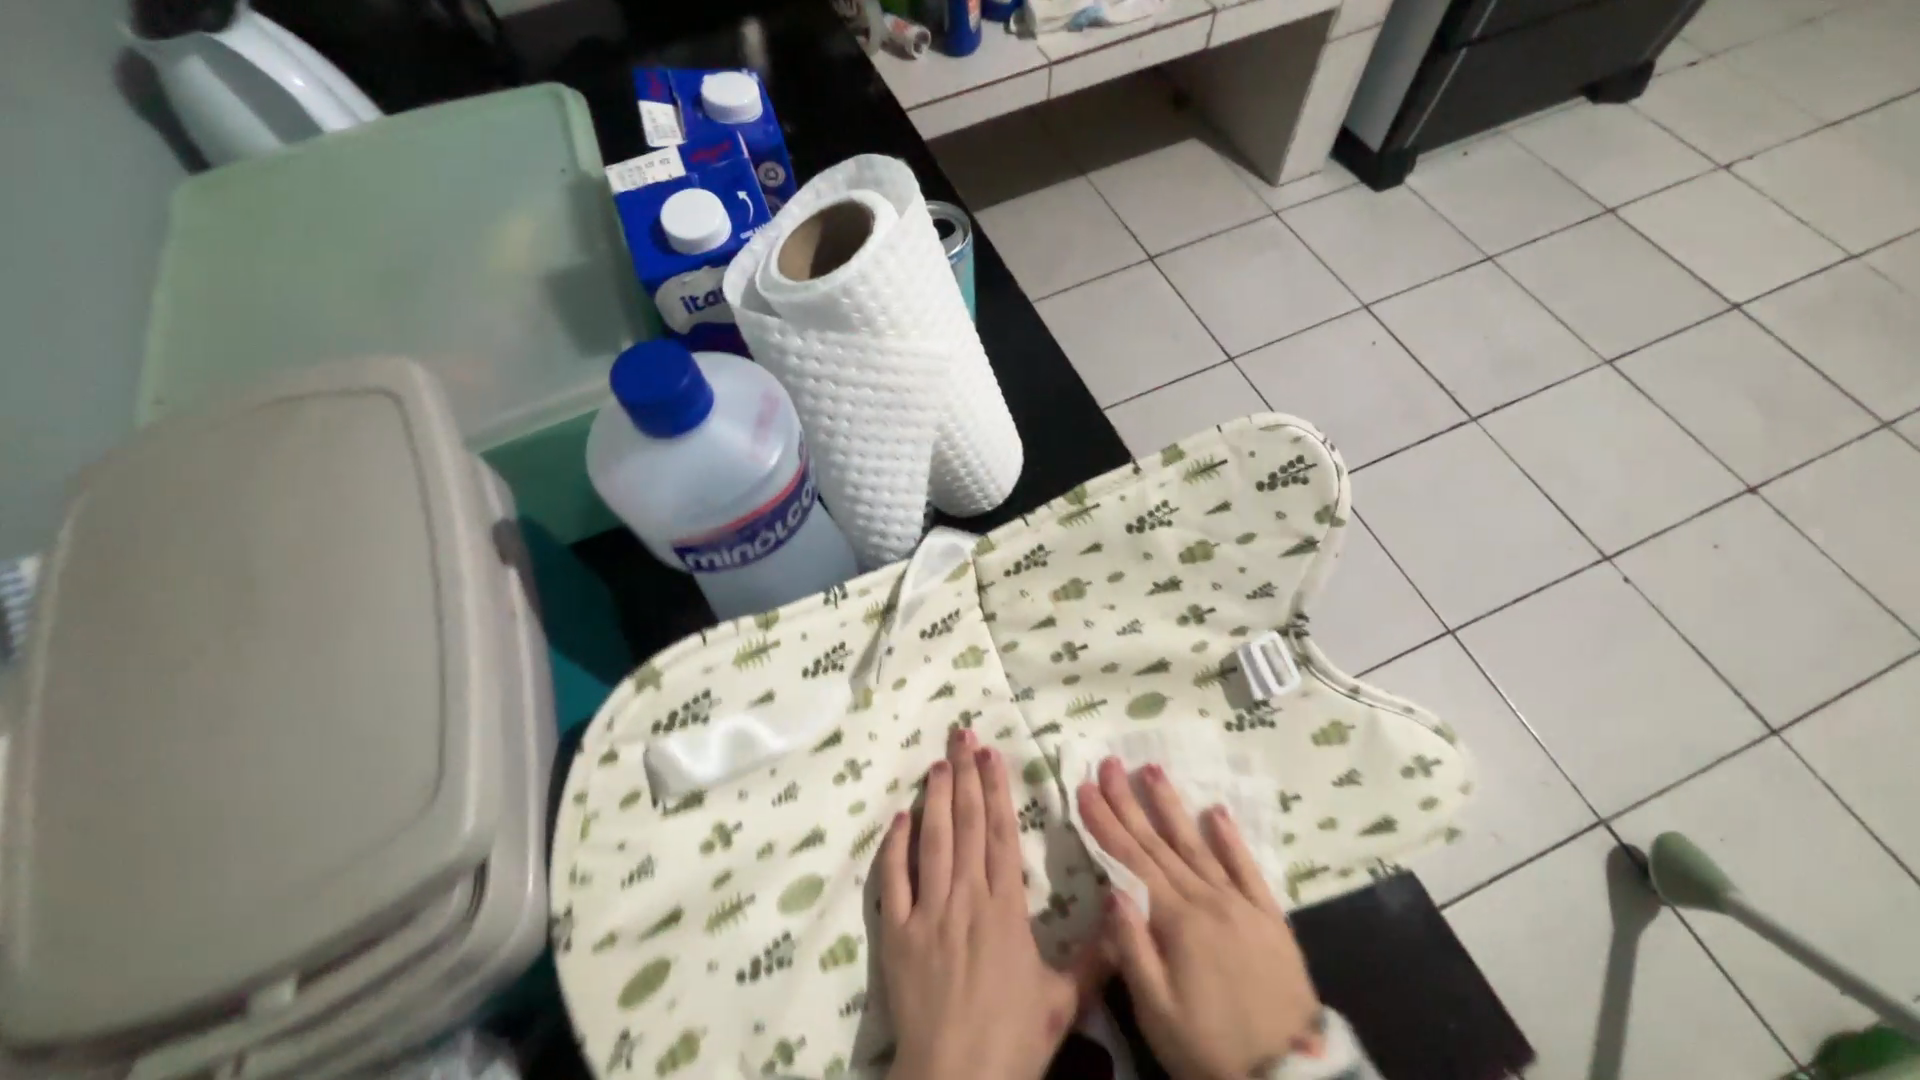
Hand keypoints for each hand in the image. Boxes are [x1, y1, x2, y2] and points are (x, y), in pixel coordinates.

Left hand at [878, 728, 1107, 1079]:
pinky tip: (900, 819)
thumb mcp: (1064, 1000)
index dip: (996, 791)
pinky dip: (895, 847)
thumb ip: (1095, 955)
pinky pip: (893, 881)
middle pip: (964, 825)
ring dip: (934, 799)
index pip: (1001, 835)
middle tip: (960, 736)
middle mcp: (965, 898)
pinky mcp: (895, 934)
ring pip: (932, 842)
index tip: (992, 755)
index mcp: (1005, 908)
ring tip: (936, 762)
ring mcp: (926, 913)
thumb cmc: (1014, 1038)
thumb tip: (1126, 912)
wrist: (956, 1077)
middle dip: (963, 776)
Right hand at [1077, 758, 1323, 1079]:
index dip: (1106, 823)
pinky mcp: (1270, 917)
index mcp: (1177, 922)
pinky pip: (1247, 868)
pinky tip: (1216, 812)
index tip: (1086, 788)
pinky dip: (1230, 838)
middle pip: (1160, 844)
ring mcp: (1242, 905)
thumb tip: (1110, 887)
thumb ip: (1131, 947)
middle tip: (1110, 764)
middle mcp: (1208, 901)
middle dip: (1130, 802)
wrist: (1292, 1076)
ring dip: (1172, 807)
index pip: (1131, 860)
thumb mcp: (1157, 1010)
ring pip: (1199, 845)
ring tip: (1152, 770)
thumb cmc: (1209, 1047)